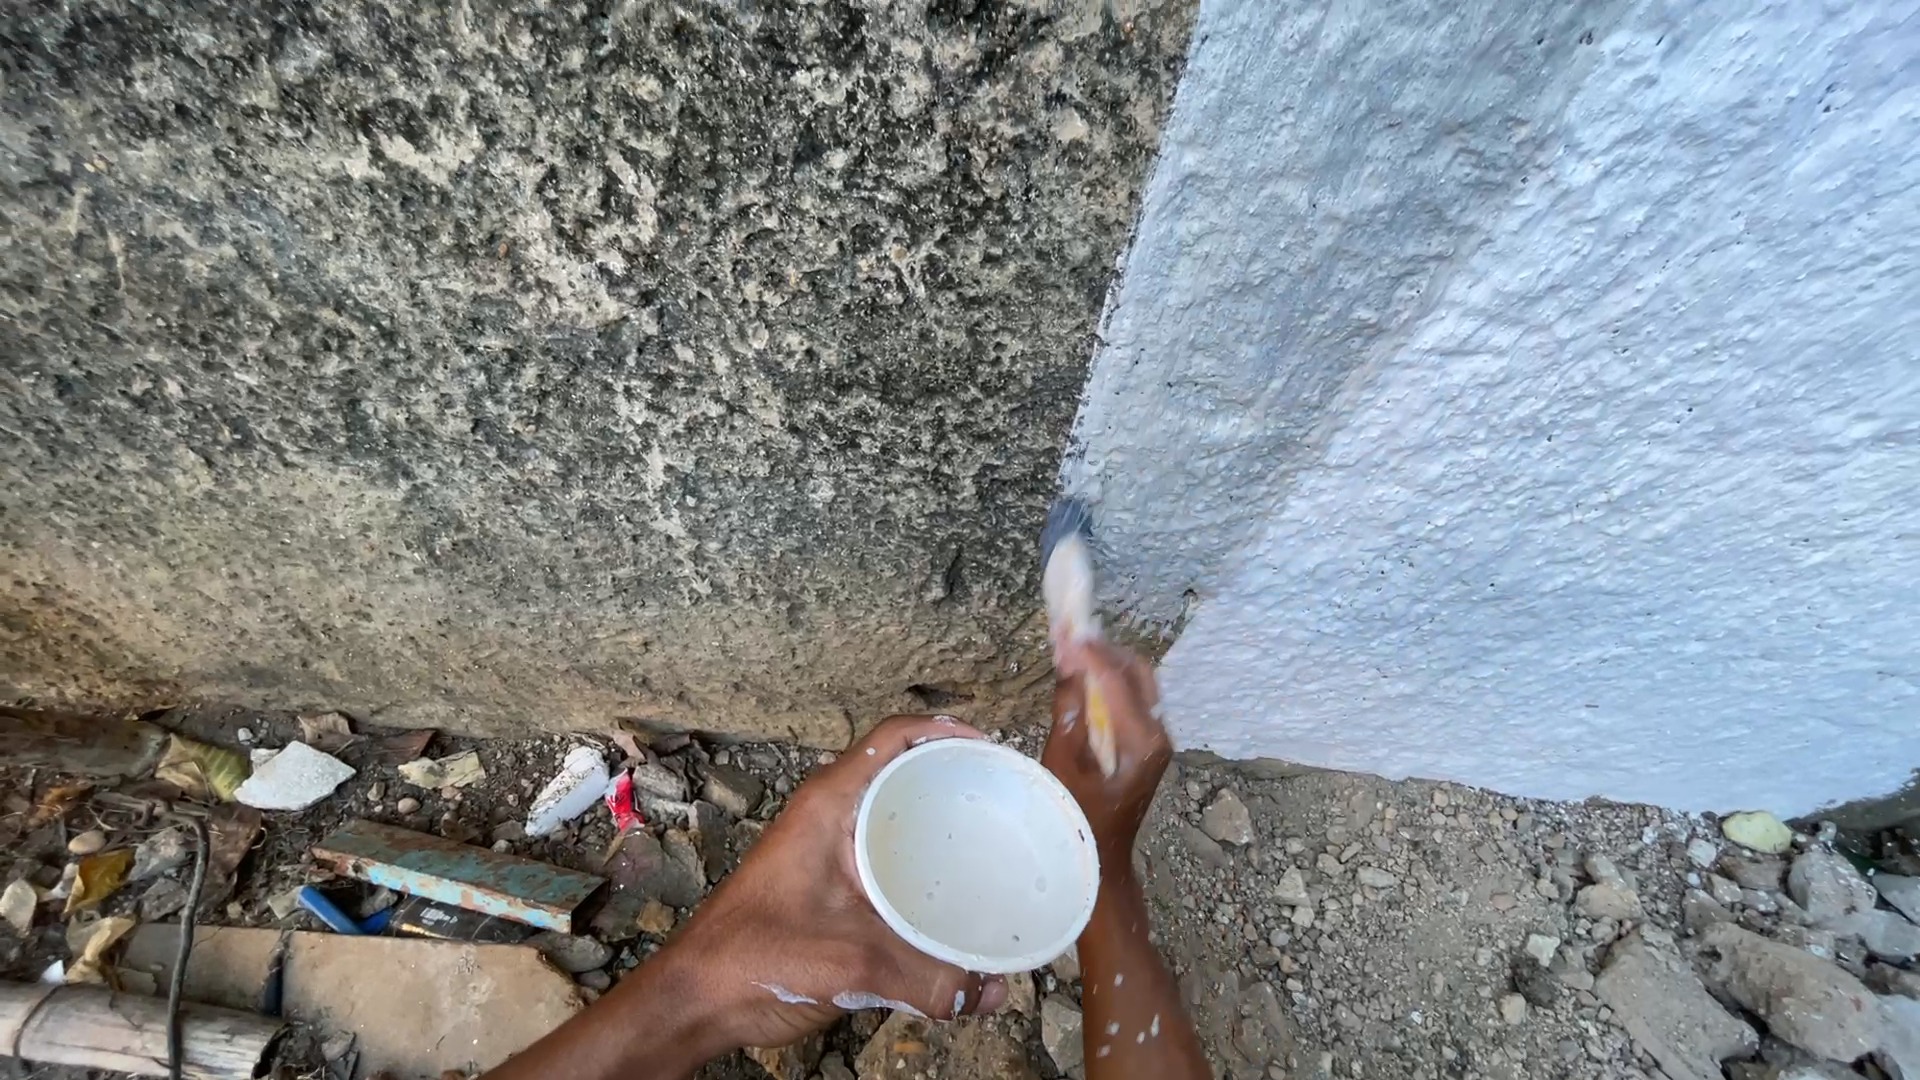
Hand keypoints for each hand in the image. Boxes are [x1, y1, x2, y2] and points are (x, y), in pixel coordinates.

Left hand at [668, 715, 1009, 1050]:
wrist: (694, 997)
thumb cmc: (755, 958)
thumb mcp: (852, 962)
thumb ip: (926, 978)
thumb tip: (992, 990)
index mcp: (830, 801)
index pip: (892, 735)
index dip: (943, 728)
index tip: (986, 745)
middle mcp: (828, 809)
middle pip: (896, 764)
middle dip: (945, 768)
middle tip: (993, 790)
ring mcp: (823, 840)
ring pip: (886, 804)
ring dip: (928, 808)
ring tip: (978, 830)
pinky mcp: (824, 873)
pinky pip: (878, 842)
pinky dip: (912, 848)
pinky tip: (939, 881)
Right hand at [1042, 641, 1170, 869]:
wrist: (1102, 858)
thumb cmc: (1076, 816)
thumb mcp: (1063, 763)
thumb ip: (1069, 710)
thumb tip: (1069, 661)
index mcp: (1142, 740)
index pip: (1115, 680)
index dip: (1088, 652)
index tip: (1063, 629)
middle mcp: (1159, 731)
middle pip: (1135, 670)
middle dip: (1102, 648)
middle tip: (1067, 635)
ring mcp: (1157, 735)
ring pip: (1137, 678)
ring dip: (1105, 660)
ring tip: (1071, 648)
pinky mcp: (1148, 739)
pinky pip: (1132, 694)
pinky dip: (1109, 678)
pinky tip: (1084, 674)